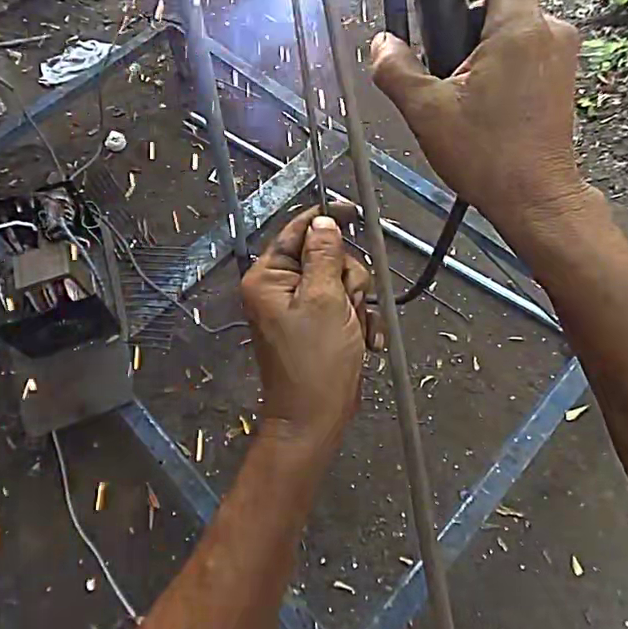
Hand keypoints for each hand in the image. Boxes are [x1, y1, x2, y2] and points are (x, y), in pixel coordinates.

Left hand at [239, 205, 378, 453]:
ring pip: (340, 281)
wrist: (315, 417)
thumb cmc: (315, 363)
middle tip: (349, 300)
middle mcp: (277, 288)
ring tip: (354, 326)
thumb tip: (324, 222)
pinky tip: (361, 339)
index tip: (351, 211)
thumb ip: (324, 256)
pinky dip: (357, 320)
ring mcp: (297, 307)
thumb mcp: (324, 300)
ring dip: (356, 301)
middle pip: (324, 256)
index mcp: (267, 278)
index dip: (324, 220)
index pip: (295, 232)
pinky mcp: (315, 324)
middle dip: (347, 276)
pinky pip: (343, 306)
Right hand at [370, 0, 592, 240]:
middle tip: (436, 57)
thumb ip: (396, 70)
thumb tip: (381, 44)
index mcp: (519, 30)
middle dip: (463, 19)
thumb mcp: (426, 111)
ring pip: (512, 25)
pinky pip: (525, 49)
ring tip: (454, 87)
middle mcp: (548, 33)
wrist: (535, 196)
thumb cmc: (489, 157)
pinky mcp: (559, 77)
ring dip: (478, 44)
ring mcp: (559, 56)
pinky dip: (497, 61)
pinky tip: (475, 99)